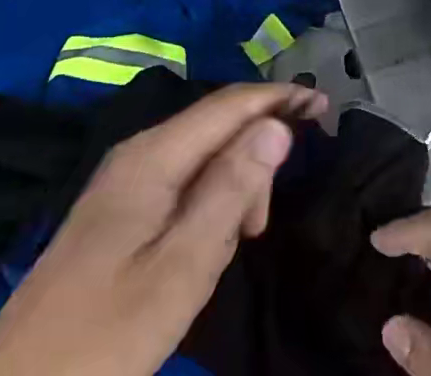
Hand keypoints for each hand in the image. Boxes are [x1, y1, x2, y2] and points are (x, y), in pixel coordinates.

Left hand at [0, 83, 327, 375]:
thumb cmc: (105, 333)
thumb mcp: (181, 268)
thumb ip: (230, 190)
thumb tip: (275, 124)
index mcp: (151, 157)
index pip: (228, 104)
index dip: (278, 97)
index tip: (325, 106)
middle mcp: (137, 152)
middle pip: (216, 127)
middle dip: (253, 160)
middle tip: (258, 229)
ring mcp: (125, 178)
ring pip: (201, 156)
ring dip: (232, 187)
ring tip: (233, 245)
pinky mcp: (120, 205)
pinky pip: (182, 181)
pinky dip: (209, 202)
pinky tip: (206, 244)